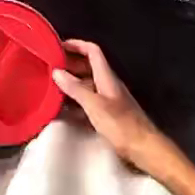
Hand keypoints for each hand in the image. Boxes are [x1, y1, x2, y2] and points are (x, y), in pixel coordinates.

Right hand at [52, 40, 178, 173]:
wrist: (144, 149)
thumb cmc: (121, 125)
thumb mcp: (95, 105)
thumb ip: (76, 88)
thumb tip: (57, 72)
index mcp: (106, 77)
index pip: (92, 51)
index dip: (76, 45)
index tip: (58, 46)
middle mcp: (107, 84)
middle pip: (88, 66)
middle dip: (70, 64)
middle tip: (50, 68)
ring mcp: (108, 100)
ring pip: (87, 84)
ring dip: (71, 83)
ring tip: (52, 87)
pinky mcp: (108, 115)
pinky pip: (88, 102)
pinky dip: (76, 101)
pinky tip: (64, 109)